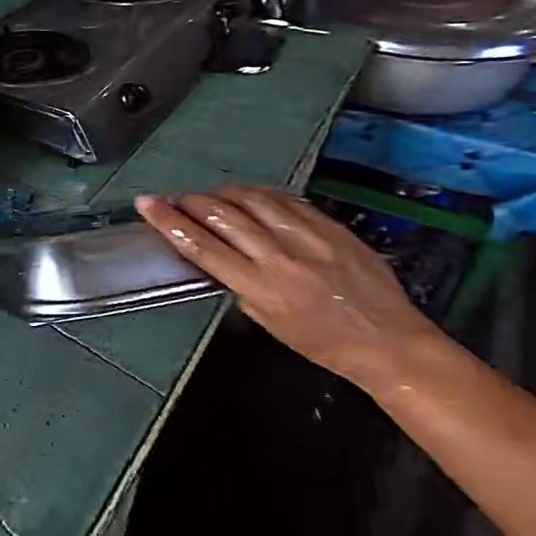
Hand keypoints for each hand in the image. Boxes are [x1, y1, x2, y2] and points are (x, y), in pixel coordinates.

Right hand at [135, 184, 441, 387]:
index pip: (201, 245)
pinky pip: (285, 199)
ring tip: (208, 195)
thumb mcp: (265, 319)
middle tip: (175, 200)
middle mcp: (282, 257)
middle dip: (190, 201)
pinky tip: (248, 196)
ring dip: (221, 192)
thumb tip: (212, 251)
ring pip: (252, 199)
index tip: (145, 203)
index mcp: (261, 287)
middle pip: (221, 214)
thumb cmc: (319, 342)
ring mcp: (310, 238)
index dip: (167, 220)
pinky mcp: (332, 227)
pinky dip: (258, 194)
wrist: (389, 342)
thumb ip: (237, 282)